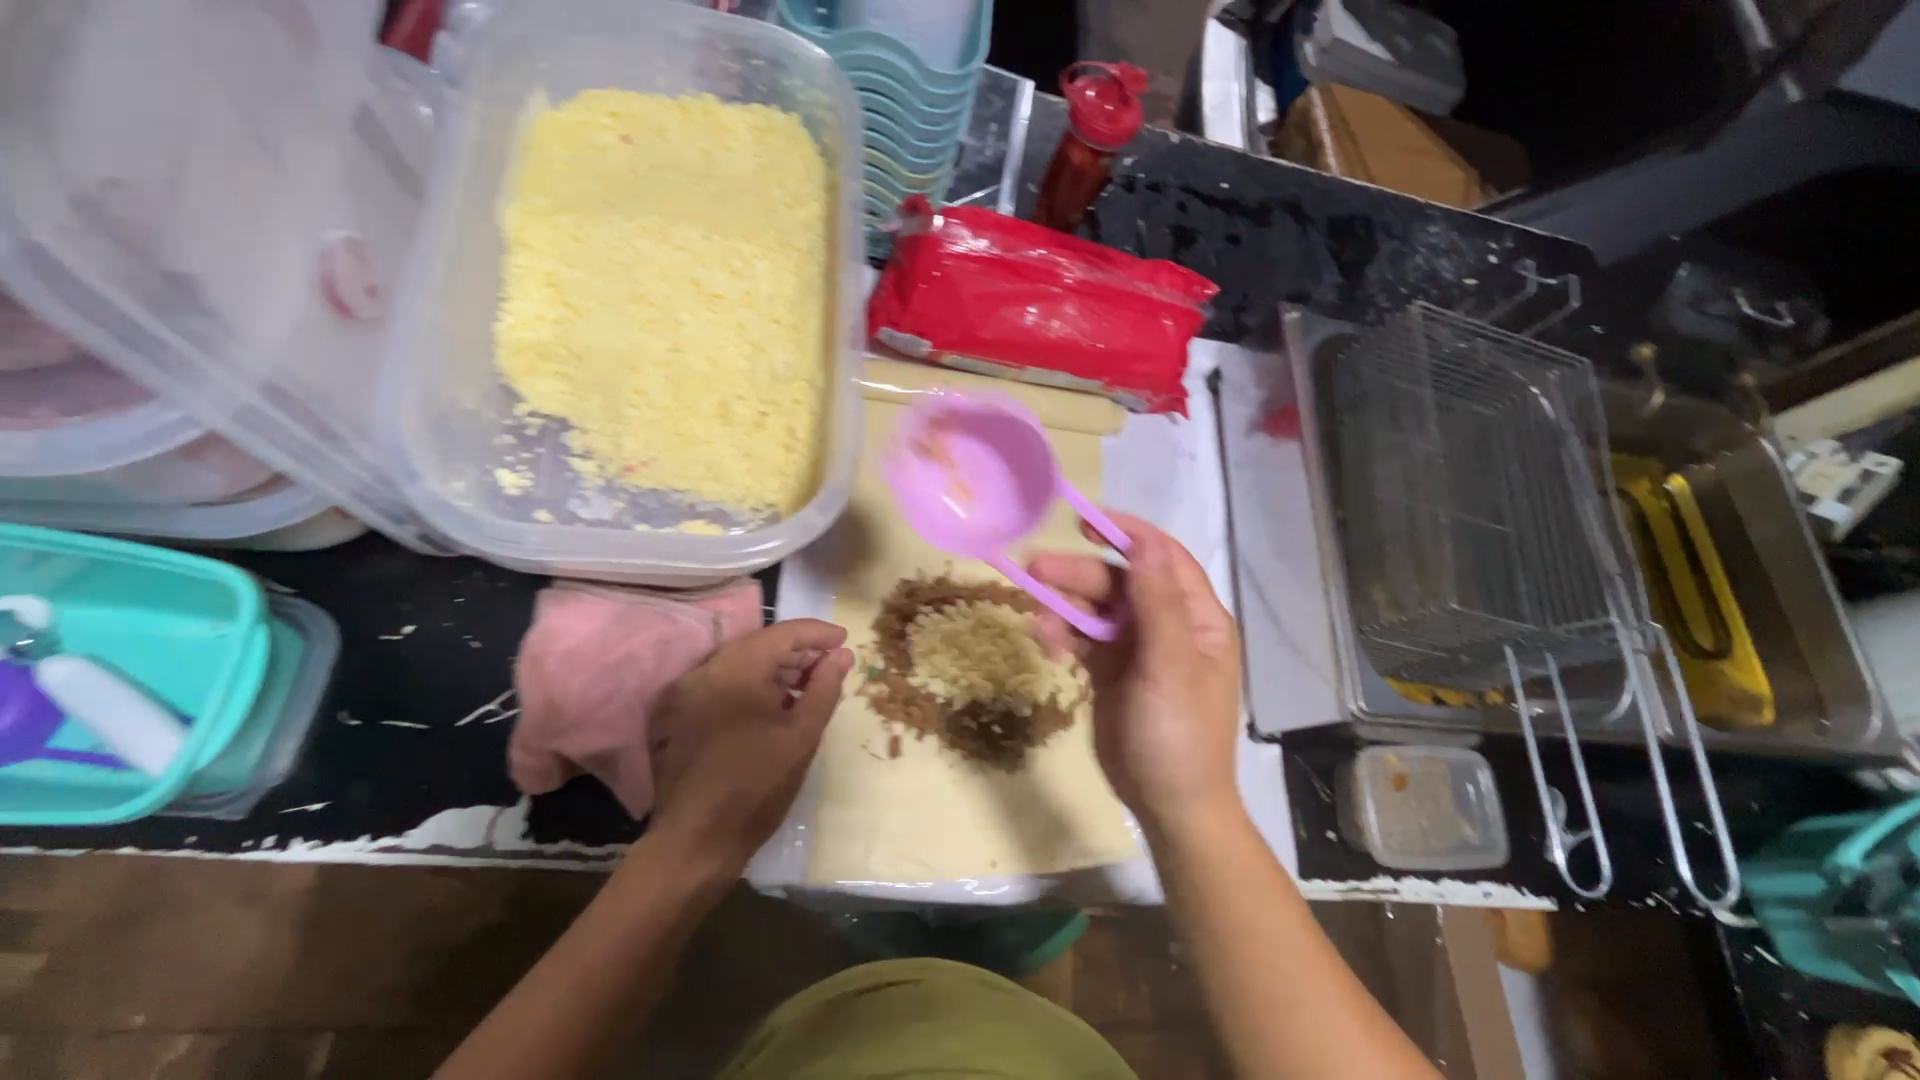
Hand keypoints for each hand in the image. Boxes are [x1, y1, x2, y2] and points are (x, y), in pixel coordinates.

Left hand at [647, 619, 853, 871]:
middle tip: (832, 662)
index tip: (845, 639)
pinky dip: (754, 684)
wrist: (697, 840)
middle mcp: (704, 671)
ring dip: (776, 667)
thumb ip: (824, 688)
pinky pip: (724, 683)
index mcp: (734, 671)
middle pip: (758, 644)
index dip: (817, 633)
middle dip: (798, 649)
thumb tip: (842, 655)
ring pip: (740, 663)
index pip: (781, 634)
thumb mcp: (802, 736)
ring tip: (811, 683)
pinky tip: (779, 702)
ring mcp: (688, 693)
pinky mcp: (682, 714)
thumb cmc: (757, 788)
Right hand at [1027, 513, 1242, 836]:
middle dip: (1080, 573)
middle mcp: (1168, 625)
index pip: (1163, 558)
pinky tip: (1044, 643)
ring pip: (1095, 610)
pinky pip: (1083, 640)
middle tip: (1034, 566)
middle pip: (1120, 583)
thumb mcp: (1171, 666)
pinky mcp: (1110, 671)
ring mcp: (1137, 649)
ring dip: (1064, 606)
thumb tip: (1144, 544)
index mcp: (1197, 618)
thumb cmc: (1180, 734)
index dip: (1126, 534)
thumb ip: (1157, 604)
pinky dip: (1063, 636)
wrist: (1168, 805)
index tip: (1084, 521)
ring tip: (1034, 616)